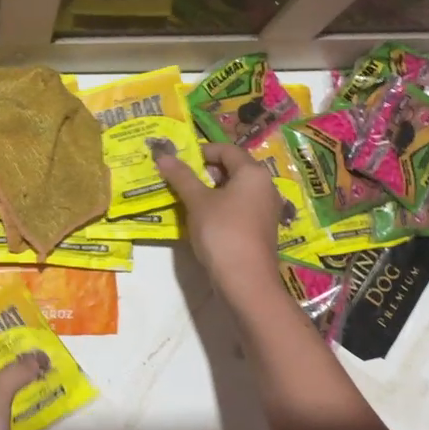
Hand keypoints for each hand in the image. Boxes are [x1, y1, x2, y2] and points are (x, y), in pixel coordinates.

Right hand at [156, 142, 283, 304]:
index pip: (227, 149)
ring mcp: (266, 209)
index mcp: (253, 173)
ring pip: (236, 189)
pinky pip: (240, 207)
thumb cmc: (222, 232)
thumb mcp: (197, 201)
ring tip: (189, 200)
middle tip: (181, 180)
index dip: (202, 151)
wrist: (246, 280)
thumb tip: (162, 155)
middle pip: (233, 168)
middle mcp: (265, 186)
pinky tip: (204, 220)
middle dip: (205, 171)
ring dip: (212, 190)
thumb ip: (181, 176)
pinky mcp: (261, 228)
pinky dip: (222, 206)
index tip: (179, 162)